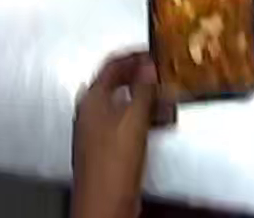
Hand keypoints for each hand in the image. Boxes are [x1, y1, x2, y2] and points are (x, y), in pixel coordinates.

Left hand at [71, 51, 173, 217]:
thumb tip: (148, 66)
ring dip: (142, 98)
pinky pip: (124, 122)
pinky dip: (140, 116)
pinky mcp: (106, 148)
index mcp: (92, 96)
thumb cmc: (112, 164)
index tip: (150, 52)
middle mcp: (90, 109)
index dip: (132, 56)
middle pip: (115, 82)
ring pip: (121, 103)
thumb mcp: (134, 120)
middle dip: (139, 77)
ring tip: (162, 97)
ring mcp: (96, 129)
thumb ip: (142, 91)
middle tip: (158, 73)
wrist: (103, 208)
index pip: (112, 64)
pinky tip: (154, 122)